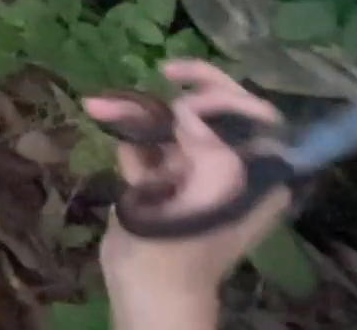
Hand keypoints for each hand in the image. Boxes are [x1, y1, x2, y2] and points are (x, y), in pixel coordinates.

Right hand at [85, 60, 290, 328]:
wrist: (145, 286)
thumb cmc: (178, 249)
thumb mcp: (203, 202)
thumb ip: (211, 156)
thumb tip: (188, 114)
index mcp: (256, 177)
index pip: (258, 119)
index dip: (224, 99)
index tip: (182, 101)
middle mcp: (233, 170)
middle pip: (219, 113)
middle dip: (185, 92)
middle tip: (163, 69)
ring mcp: (194, 174)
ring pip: (172, 124)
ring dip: (137, 111)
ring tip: (98, 107)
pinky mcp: (163, 178)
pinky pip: (148, 142)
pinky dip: (128, 134)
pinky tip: (108, 130)